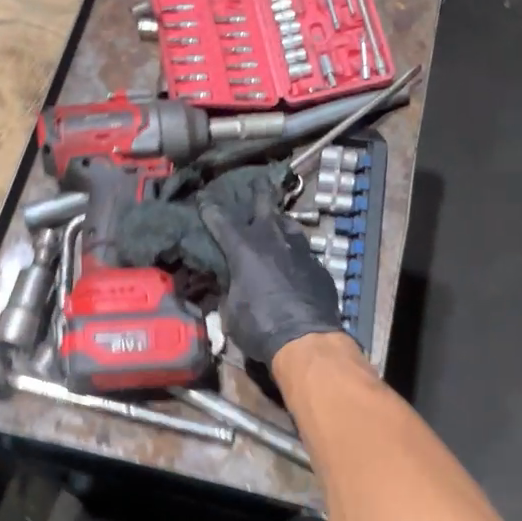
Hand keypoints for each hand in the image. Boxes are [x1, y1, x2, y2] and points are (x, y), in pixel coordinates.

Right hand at [199, 176, 342, 363]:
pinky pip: (303, 250)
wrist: (307, 339)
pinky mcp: (318, 265)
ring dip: (279, 220)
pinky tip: (293, 257)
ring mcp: (300, 249)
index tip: (203, 198)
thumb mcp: (230, 310)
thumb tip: (229, 283)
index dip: (209, 208)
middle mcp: (272, 239)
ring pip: (288, 223)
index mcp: (244, 248)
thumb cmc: (259, 326)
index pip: (221, 220)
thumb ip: (228, 288)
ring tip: (276, 219)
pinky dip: (293, 250)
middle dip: (258, 191)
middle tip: (257, 181)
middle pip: (264, 204)